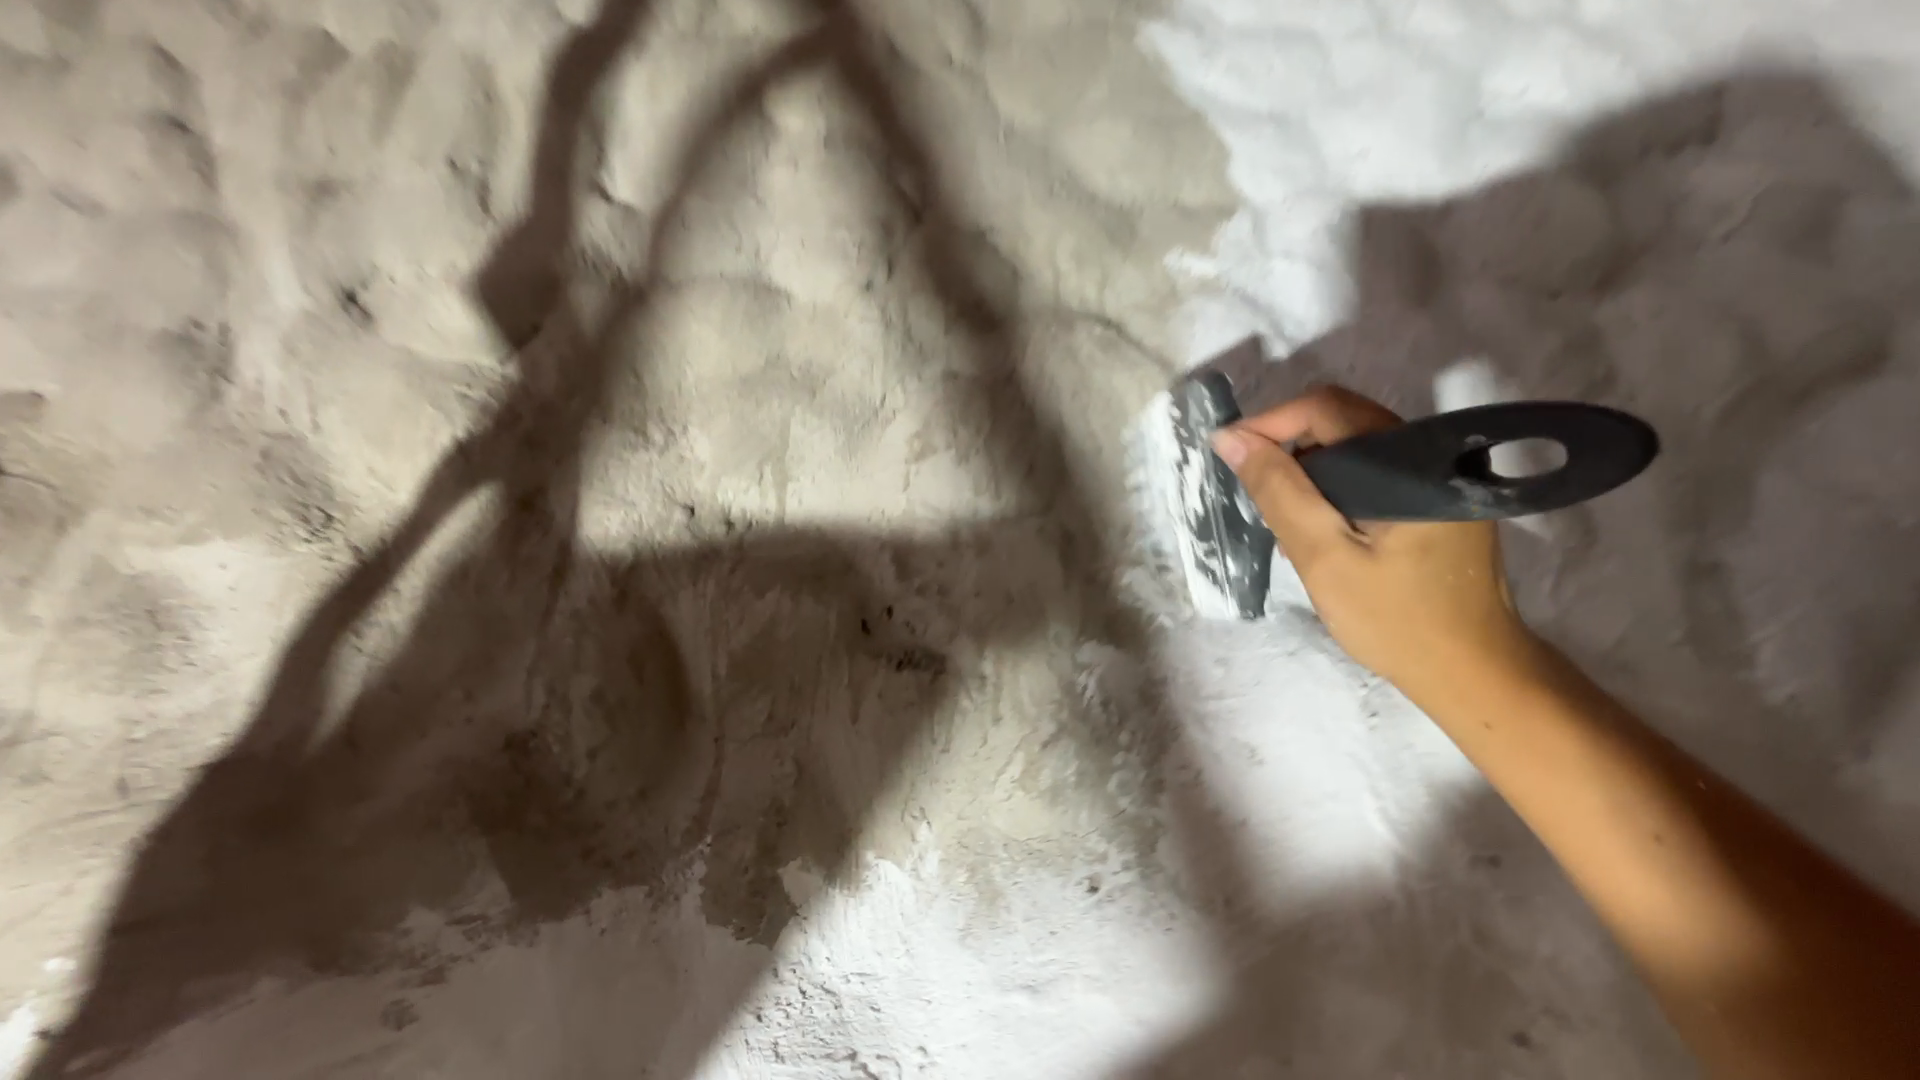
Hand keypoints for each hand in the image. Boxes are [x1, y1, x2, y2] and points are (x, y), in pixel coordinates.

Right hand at [1209, 386, 1532, 693]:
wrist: (1472, 672)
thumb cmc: (1395, 620)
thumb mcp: (1323, 558)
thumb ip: (1279, 492)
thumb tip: (1231, 439)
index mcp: (1409, 460)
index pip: (1325, 409)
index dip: (1270, 423)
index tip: (1230, 456)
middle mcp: (1431, 455)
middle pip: (1341, 422)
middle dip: (1290, 451)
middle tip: (1261, 500)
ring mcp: (1440, 479)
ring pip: (1355, 449)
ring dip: (1312, 475)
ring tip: (1293, 529)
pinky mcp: (1439, 502)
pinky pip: (1375, 473)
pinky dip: (1339, 492)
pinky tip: (1327, 535)